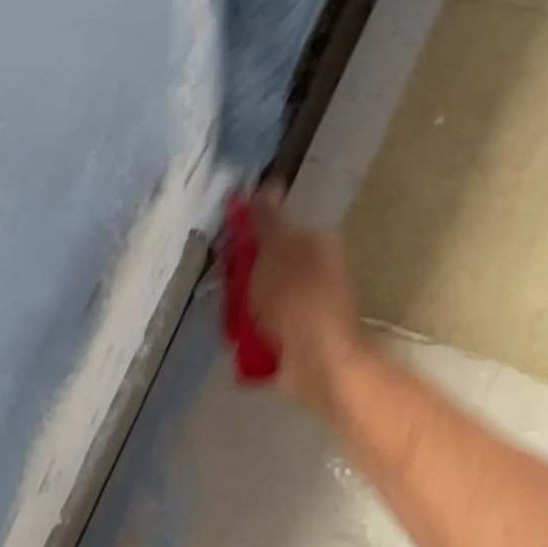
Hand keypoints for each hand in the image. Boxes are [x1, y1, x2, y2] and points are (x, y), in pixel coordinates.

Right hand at [246, 181, 368, 412]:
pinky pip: (261, 326)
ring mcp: (303, 305)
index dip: (244, 239)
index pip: (270, 229)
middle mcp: (312, 270)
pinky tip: (242, 341)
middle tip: (230, 292)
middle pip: (260, 264)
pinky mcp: (294, 334)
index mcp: (313, 242)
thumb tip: (269, 183)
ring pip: (256, 297)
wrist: (319, 362)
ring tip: (234, 323)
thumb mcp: (276, 250)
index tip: (228, 253)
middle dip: (238, 280)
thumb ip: (268, 219)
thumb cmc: (296, 301)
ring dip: (239, 310)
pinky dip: (249, 333)